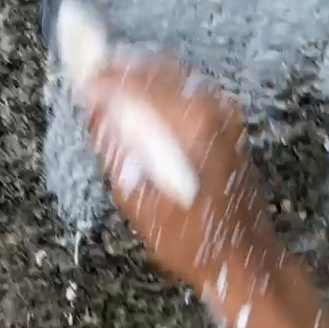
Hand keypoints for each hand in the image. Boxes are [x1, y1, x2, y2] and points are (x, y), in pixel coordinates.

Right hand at [79, 53, 284, 305]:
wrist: (246, 259)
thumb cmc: (193, 240)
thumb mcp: (139, 200)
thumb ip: (117, 150)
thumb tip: (98, 115)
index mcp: (191, 123)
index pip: (138, 85)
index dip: (105, 81)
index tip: (82, 82)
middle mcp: (213, 107)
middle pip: (158, 68)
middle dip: (121, 70)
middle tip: (92, 76)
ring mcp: (225, 111)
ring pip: (174, 73)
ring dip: (141, 74)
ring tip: (110, 85)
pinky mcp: (228, 119)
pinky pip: (187, 87)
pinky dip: (161, 85)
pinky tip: (140, 99)